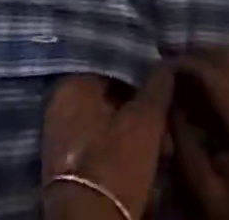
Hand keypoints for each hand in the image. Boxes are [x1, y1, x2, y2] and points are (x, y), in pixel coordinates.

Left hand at [41, 65, 174, 219]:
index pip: (116, 68)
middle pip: (112, 99)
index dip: (145, 80)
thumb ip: (158, 85)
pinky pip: (100, 145)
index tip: (167, 94)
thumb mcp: (146, 120)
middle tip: (168, 130)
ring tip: (164, 151)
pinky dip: (122, 151)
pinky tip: (145, 166)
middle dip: (144, 113)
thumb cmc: (114, 164)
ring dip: (138, 135)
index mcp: (72, 85)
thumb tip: (168, 62)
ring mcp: (60, 136)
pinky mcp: (66, 165)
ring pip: (109, 124)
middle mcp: (60, 105)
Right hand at [171, 49, 228, 219]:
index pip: (214, 72)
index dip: (187, 62)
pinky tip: (226, 86)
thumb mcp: (207, 191)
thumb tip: (170, 103)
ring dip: (224, 60)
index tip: (164, 61)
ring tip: (197, 70)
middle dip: (204, 53)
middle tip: (178, 61)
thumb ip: (185, 143)